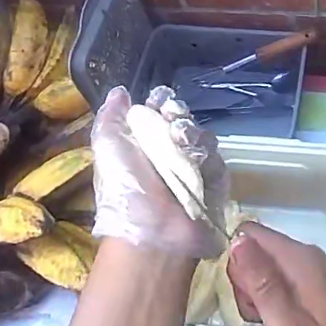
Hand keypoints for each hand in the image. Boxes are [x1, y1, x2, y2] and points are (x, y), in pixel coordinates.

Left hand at [89, 86, 227, 257]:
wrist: (153, 234)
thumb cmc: (126, 191)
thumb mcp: (108, 149)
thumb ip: (111, 117)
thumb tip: (120, 91)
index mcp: (143, 144)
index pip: (159, 112)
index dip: (162, 102)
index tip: (160, 101)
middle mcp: (169, 153)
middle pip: (184, 119)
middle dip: (179, 113)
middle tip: (172, 120)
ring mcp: (194, 168)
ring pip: (203, 135)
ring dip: (193, 133)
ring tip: (181, 141)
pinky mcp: (215, 181)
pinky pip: (217, 158)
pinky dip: (207, 157)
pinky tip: (196, 161)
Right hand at [227, 222, 325, 325]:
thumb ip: (264, 285)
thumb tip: (239, 241)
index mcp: (301, 260)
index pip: (252, 234)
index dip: (234, 259)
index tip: (234, 294)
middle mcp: (306, 257)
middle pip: (256, 251)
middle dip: (243, 281)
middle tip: (255, 317)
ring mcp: (311, 273)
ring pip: (263, 269)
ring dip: (252, 295)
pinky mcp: (311, 290)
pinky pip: (276, 284)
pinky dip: (266, 304)